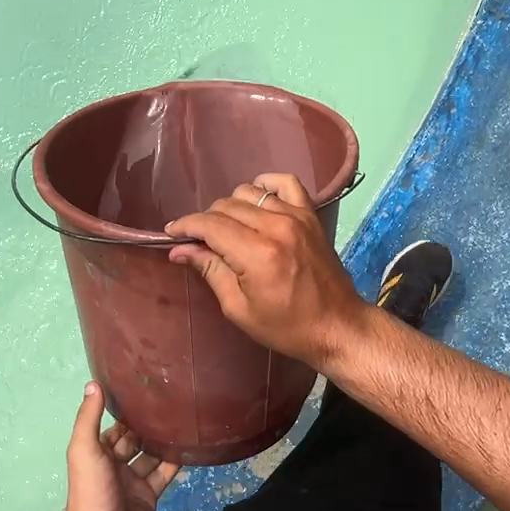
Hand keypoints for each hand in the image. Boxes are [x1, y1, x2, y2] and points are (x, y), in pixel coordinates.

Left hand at [63, 382, 179, 510]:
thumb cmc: (92, 490)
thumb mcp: (85, 449)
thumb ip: (89, 417)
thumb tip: (93, 382)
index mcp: (96, 453)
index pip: (113, 427)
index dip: (125, 410)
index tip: (144, 390)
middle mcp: (114, 465)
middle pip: (133, 439)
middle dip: (147, 423)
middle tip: (170, 400)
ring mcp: (133, 480)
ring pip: (150, 455)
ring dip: (163, 440)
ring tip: (183, 417)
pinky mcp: (150, 494)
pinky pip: (164, 473)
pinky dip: (175, 461)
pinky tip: (190, 444)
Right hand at [163, 173, 370, 366]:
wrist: (337, 325)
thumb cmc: (286, 327)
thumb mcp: (239, 309)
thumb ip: (210, 270)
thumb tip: (180, 250)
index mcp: (257, 254)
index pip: (210, 225)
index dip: (186, 226)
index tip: (172, 233)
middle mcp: (276, 227)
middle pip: (226, 206)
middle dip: (206, 221)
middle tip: (201, 243)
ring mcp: (297, 216)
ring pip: (249, 192)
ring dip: (231, 207)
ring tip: (229, 229)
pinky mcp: (311, 215)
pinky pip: (285, 182)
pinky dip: (266, 186)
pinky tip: (257, 201)